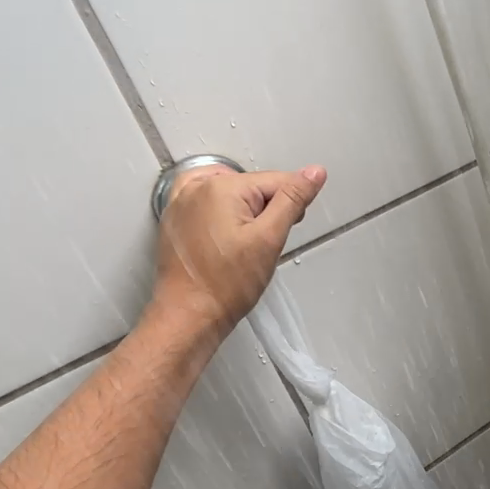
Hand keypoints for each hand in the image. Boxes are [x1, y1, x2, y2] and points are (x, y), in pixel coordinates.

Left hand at [149, 163, 326, 338]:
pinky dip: (222, 212)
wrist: (188, 316)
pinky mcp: (175, 220)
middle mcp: (195, 188)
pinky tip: (227, 236)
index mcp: (220, 187)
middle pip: (253, 185)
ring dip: (246, 210)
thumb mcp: (270, 238)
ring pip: (231, 192)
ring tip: (246, 242)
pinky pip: (207, 201)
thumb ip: (293, 199)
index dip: (291, 207)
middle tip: (262, 243)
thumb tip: (314, 172)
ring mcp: (180, 204)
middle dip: (267, 210)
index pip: (277, 181)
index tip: (282, 233)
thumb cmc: (225, 285)